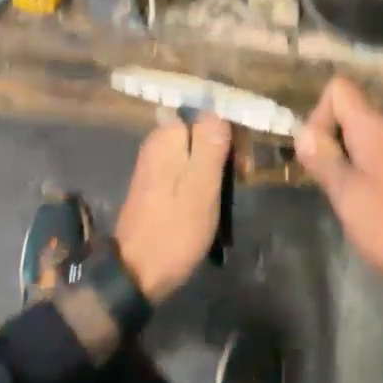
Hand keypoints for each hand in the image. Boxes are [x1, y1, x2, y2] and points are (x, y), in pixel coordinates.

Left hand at [111, 114, 231, 302]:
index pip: (209, 111)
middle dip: (227, 146)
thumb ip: (211, 144)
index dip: (233, 129)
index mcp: (168, 135)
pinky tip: (214, 194)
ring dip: (218, 161)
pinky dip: (205, 173)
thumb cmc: (175, 230)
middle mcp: (158, 141)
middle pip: (203, 127)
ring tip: (231, 188)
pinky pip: (188, 164)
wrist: (137, 274)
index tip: (245, 159)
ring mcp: (156, 162)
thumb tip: (219, 108)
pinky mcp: (157, 181)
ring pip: (198, 147)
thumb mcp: (202, 186)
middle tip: (242, 176)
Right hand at [294, 77, 382, 343]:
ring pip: (371, 138)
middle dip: (334, 143)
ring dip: (354, 162)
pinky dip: (375, 173)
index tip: (321, 156)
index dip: (319, 115)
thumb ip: (324, 159)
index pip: (339, 88)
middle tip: (334, 187)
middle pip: (354, 114)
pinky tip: (380, 210)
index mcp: (376, 125)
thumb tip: (305, 132)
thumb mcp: (347, 196)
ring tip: (355, 202)